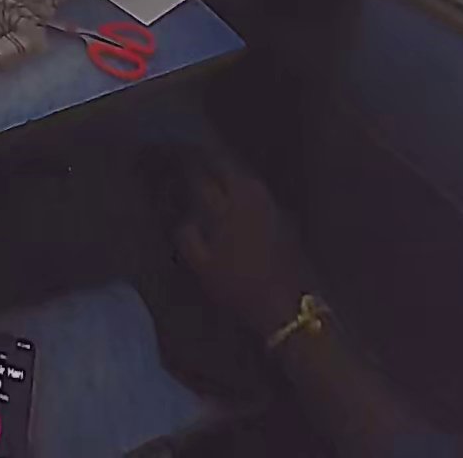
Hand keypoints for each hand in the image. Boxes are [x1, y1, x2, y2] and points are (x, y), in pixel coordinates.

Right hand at [175, 157, 314, 335]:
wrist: (288, 307)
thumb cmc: (238, 286)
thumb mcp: (202, 265)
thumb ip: (187, 235)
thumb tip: (184, 217)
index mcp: (222, 208)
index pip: (200, 177)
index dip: (186, 165)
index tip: (174, 157)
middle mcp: (245, 199)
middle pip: (226, 168)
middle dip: (209, 159)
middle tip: (194, 154)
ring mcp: (267, 206)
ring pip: (244, 177)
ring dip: (229, 170)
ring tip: (216, 169)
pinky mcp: (283, 217)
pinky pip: (258, 191)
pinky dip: (245, 186)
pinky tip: (239, 192)